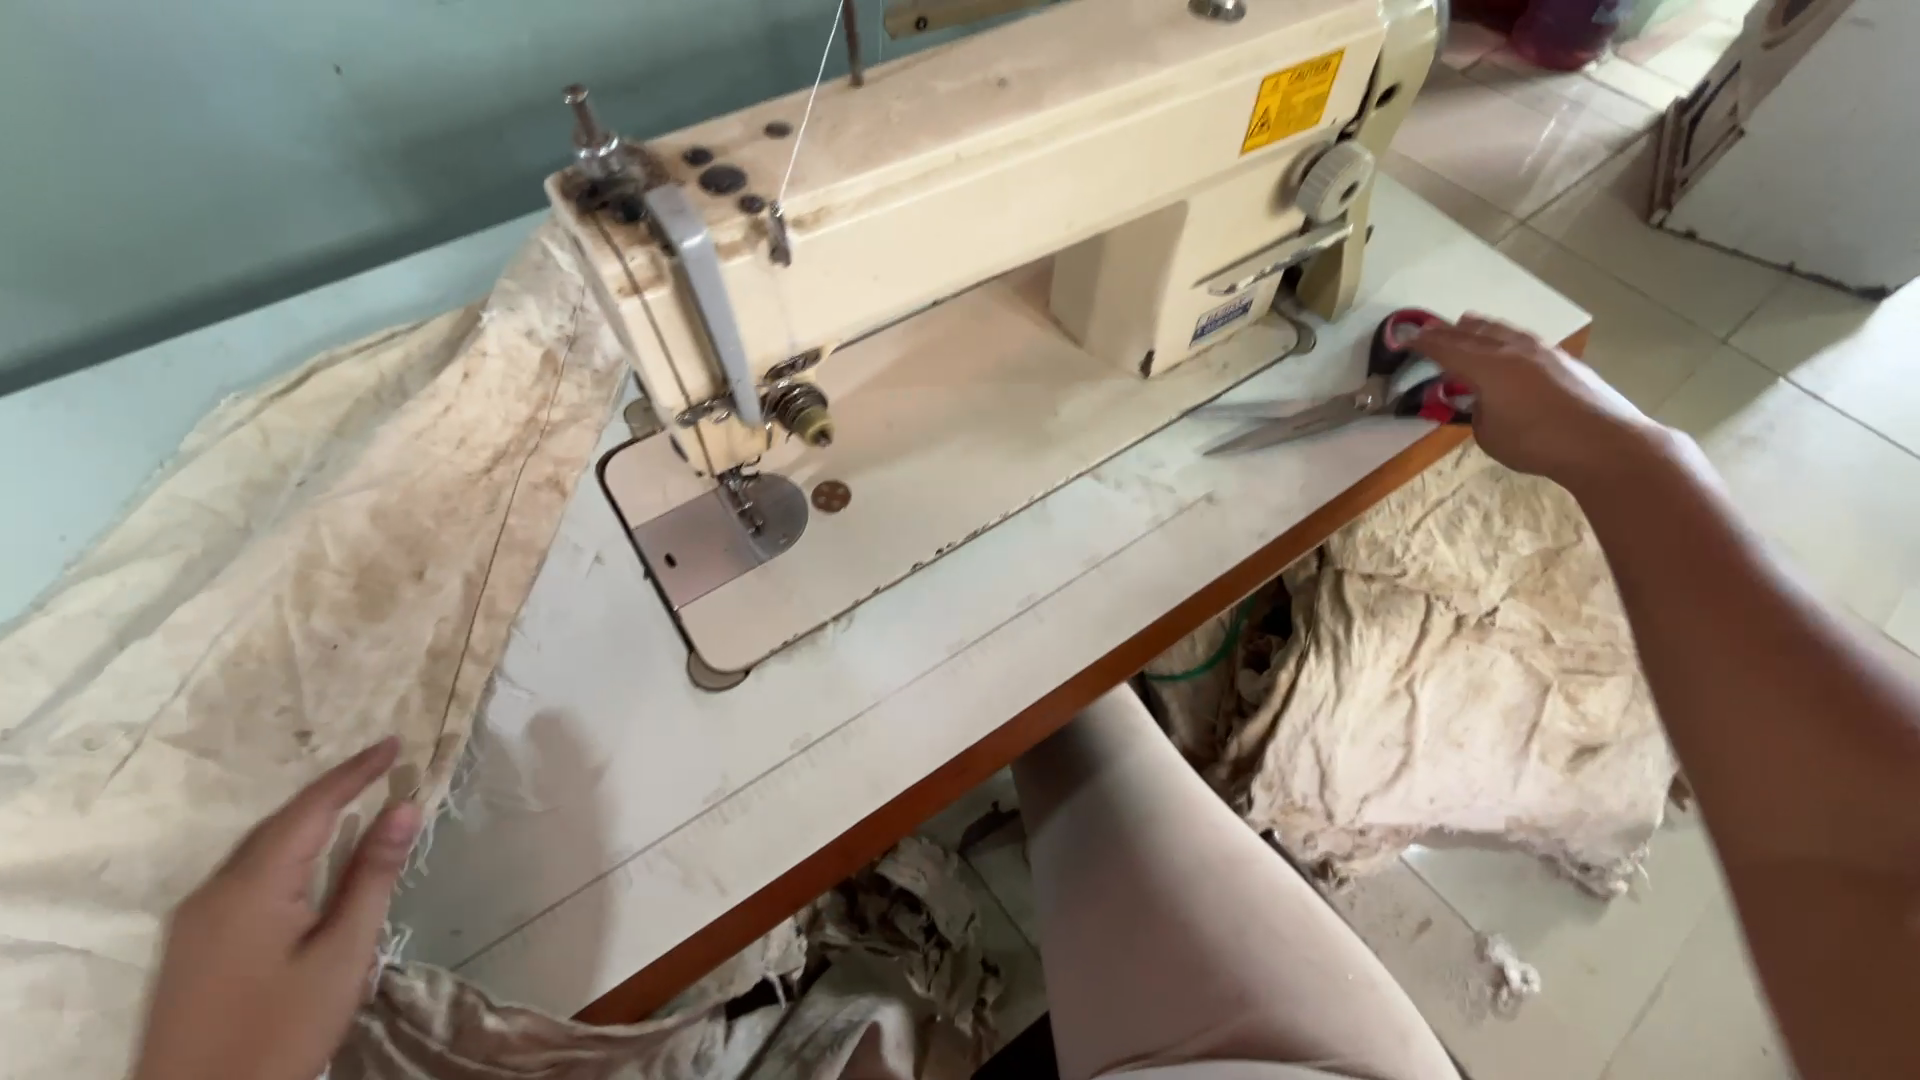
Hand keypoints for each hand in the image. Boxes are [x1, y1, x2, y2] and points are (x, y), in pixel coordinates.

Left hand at [132, 738, 422, 1079]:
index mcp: (250, 888)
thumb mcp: (343, 951)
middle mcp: (212, 892)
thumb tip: (405, 806)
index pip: (311, 809)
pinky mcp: (193, 944)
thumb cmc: (283, 1028)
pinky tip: (312, 855)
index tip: (396, 742)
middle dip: (333, 790)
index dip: (355, 772)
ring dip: (311, 819)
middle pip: (280, 824)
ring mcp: (195, 920)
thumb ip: (372, 874)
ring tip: (358, 797)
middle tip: (384, 764)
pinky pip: (247, 874)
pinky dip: (289, 850)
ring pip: (261, 849)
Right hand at [1410, 315, 1670, 490]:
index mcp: (1488, 368)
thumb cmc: (1536, 443)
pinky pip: (1526, 340)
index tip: (1406, 338)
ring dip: (1481, 327)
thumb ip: (1478, 411)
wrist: (1604, 443)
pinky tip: (1508, 342)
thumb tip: (1484, 399)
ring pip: (1504, 331)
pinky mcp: (1565, 361)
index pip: (1447, 351)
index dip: (1424, 344)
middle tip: (1429, 328)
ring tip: (1467, 321)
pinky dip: (1507, 337)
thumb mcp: (1488, 434)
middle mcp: (1514, 352)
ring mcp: (1544, 353)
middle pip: (1474, 335)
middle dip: (1448, 332)